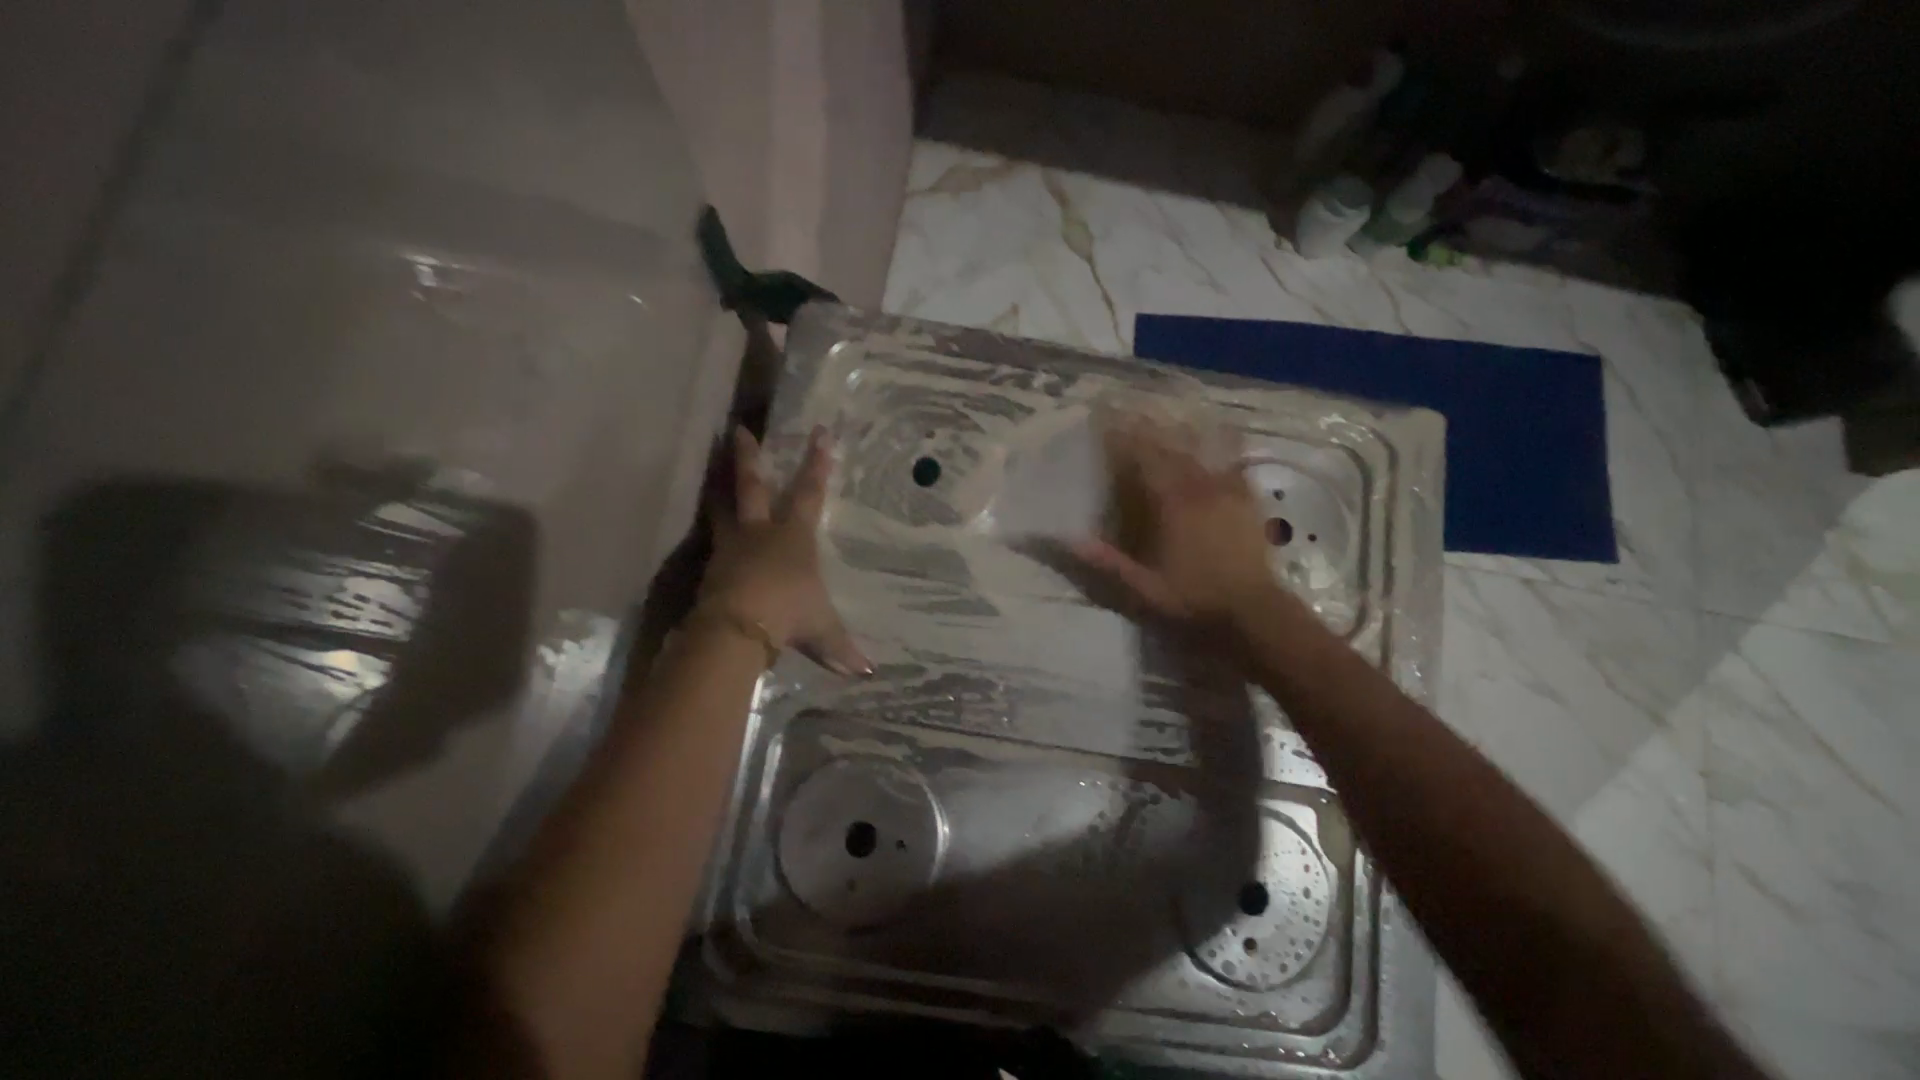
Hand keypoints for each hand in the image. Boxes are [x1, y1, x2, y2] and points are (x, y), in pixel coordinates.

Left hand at [699, 425, 871, 675]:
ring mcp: (731, 548)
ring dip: (719, 489)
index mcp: (794, 537)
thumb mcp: (821, 631)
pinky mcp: (710, 568)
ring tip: (713, 473)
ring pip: (723, 509)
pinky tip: (713, 539)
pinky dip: (713, 537)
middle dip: (749, 459)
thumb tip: (868, 672)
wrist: (736, 628)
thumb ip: (841, 648)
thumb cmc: (788, 615)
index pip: (810, 493)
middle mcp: (760, 533)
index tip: (820, 433)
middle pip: (752, 486)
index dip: (817, 464)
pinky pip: (713, 544)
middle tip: (739, 430)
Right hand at [1069, 414, 1280, 625]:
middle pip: (1171, 445)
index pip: (1143, 457)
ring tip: (1168, 409)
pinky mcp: (1248, 500)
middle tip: (1130, 406)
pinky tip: (1222, 429)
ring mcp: (1228, 490)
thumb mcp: (1144, 588)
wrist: (1254, 613)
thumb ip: (1108, 562)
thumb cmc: (1194, 600)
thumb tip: (1069, 541)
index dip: (1123, 434)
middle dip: (1148, 424)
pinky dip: (1225, 443)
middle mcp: (1199, 487)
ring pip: (1202, 448)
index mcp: (1171, 504)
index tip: (1105, 415)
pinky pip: (1235, 462)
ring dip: (1182, 427)